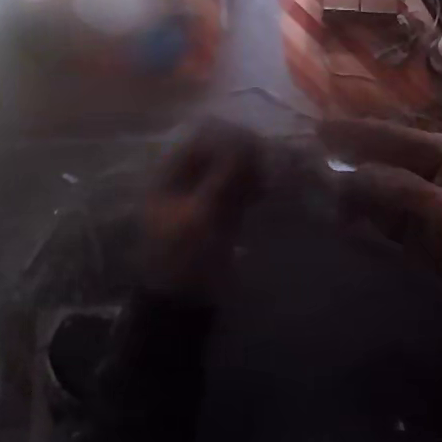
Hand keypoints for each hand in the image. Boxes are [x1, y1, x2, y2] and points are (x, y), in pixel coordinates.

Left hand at [139, 120, 266, 295]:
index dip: (226, 138)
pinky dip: (253, 186)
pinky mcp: (220, 213)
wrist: (183, 303)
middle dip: (243, 153)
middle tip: (268, 160)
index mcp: (169, 176)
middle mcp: (185, 180)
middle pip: (216, 153)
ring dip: (251, 169)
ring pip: (230, 170)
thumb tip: (247, 141)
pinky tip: (269, 188)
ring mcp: (203, 196)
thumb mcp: (201, 216)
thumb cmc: (184, 257)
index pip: (199, 141)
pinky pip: (238, 190)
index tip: (255, 144)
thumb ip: (223, 177)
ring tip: (272, 174)